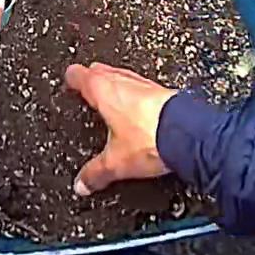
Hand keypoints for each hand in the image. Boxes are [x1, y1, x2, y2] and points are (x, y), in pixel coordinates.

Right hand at [65, 63, 177, 195]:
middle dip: (92, 76)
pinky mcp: (159, 90)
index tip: (68, 79)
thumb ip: (96, 173)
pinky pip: (138, 85)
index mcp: (103, 90)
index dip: (72, 77)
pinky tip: (135, 104)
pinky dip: (132, 91)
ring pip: (120, 76)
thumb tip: (82, 183)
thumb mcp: (115, 162)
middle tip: (85, 83)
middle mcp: (121, 81)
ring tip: (109, 92)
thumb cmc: (149, 137)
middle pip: (100, 71)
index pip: (80, 75)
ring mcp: (142, 83)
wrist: (186, 132)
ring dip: (113, 81)